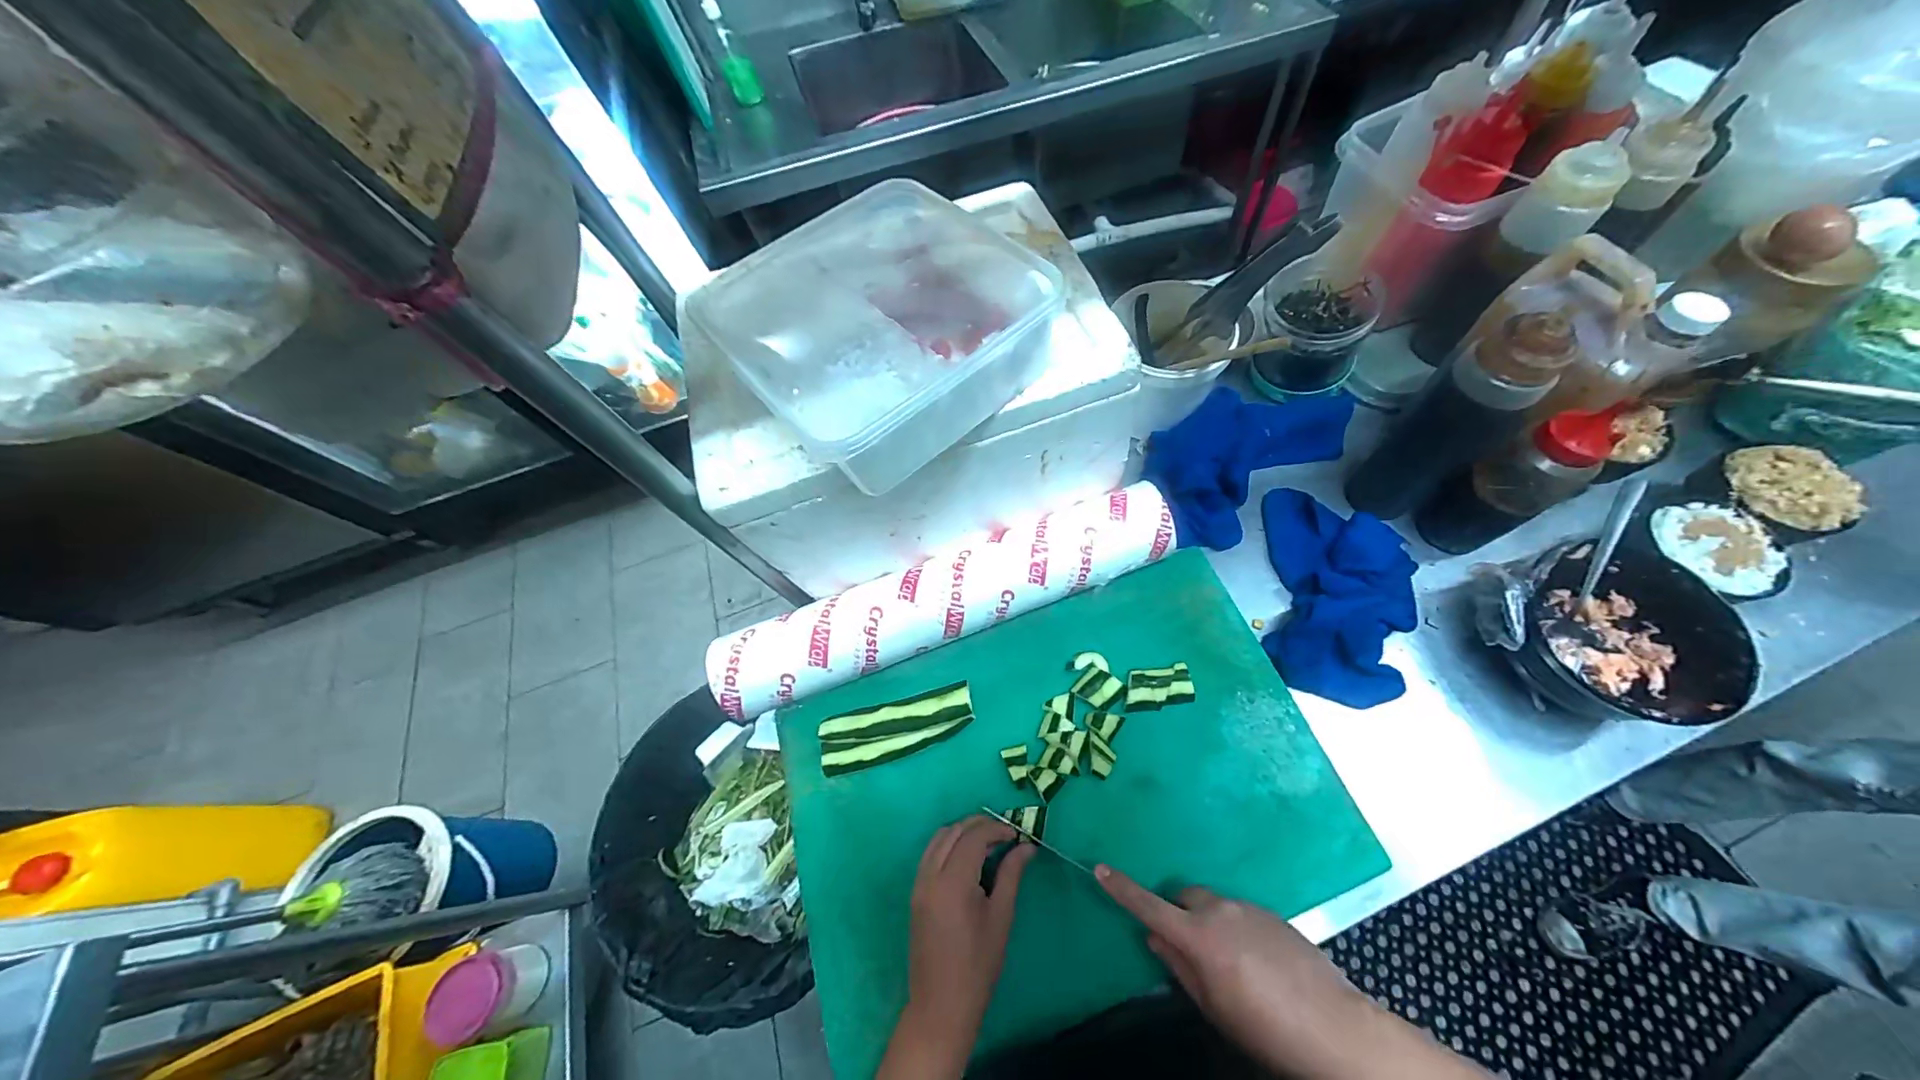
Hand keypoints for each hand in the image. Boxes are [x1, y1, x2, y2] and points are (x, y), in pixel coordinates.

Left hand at [878, 816, 1036, 1079]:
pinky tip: (968, 858)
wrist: (941, 1004)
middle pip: (953, 831)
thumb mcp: (1001, 917)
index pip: (973, 837)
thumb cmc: (978, 965)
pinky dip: (948, 845)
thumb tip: (1026, 846)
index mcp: (952, 882)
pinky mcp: (915, 893)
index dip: (996, 829)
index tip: (1017, 835)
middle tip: (1005, 833)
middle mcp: (930, 875)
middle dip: (979, 825)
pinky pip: (930, 854)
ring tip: (988, 842)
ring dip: (962, 832)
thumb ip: (1011, 875)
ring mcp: (918, 883)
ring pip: (938, 839)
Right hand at [1097, 865, 1490, 1079]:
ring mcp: (1250, 909)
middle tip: (1187, 947)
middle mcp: (1221, 910)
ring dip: (1209, 921)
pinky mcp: (1274, 915)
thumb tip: (1156, 938)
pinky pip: (1240, 913)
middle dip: (1178, 912)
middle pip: (1185, 896)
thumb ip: (1179, 967)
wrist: (1337, 1029)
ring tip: (1232, 964)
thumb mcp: (1213, 1007)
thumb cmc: (1265, 1028)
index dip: (1122, 889)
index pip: (1149, 907)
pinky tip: (1258, 964)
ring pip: (1215, 904)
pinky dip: (1235, 928)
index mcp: (1199, 936)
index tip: (1100, 869)